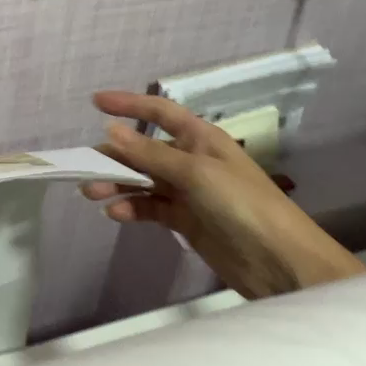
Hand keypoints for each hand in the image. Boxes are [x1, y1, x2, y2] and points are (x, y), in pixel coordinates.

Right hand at [81, 91, 365, 298]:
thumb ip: (151, 154)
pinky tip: (117, 214)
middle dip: (115, 156)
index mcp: (201, 138)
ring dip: (118, 184)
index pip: (160, 112)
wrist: (282, 263)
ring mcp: (190, 193)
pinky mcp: (188, 222)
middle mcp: (193, 160)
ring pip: (145, 181)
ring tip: (90, 193)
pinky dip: (133, 209)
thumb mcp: (196, 173)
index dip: (129, 104)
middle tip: (83, 167)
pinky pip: (152, 208)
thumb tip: (110, 130)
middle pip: (145, 150)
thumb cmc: (243, 205)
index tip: (95, 102)